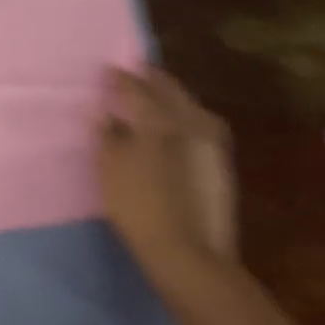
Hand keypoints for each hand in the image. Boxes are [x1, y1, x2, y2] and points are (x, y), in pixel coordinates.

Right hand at [98, 67, 236, 271]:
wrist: (189, 255)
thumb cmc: (140, 206)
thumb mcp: (110, 168)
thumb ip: (106, 135)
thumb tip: (103, 112)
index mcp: (159, 121)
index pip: (138, 89)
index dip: (122, 78)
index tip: (108, 70)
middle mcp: (190, 126)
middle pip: (173, 92)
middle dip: (154, 81)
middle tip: (137, 75)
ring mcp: (211, 147)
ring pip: (193, 109)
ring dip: (175, 99)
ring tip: (159, 100)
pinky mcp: (221, 169)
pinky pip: (202, 128)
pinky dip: (188, 120)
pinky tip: (178, 130)